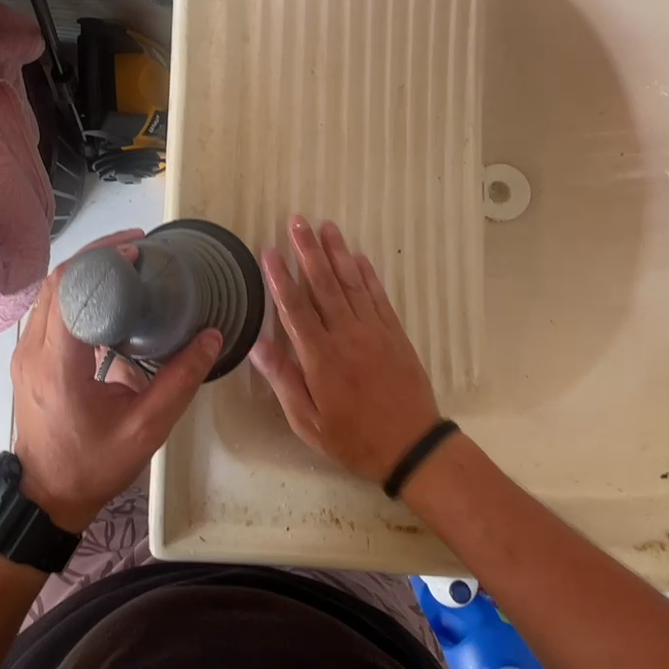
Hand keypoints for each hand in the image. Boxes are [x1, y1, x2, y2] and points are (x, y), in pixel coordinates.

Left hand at [11, 229, 222, 531]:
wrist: (46, 497)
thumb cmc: (94, 465)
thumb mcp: (146, 428)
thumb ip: (180, 380)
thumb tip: (211, 336)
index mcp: (58, 366)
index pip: (71, 292)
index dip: (102, 263)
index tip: (138, 253)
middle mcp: (33, 351)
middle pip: (56, 281)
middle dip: (95, 256)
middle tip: (136, 249)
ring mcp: (24, 353)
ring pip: (48, 292)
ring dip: (84, 271)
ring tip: (124, 263)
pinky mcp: (27, 358)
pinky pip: (47, 309)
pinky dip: (75, 291)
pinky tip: (107, 294)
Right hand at [250, 216, 440, 481]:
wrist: (411, 447)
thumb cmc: (352, 438)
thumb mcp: (308, 421)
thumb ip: (284, 380)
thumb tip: (257, 345)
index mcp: (320, 357)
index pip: (295, 307)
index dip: (280, 277)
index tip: (268, 251)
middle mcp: (346, 335)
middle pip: (323, 284)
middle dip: (308, 250)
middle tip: (297, 221)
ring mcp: (374, 331)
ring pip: (351, 283)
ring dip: (337, 252)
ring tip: (326, 226)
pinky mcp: (394, 334)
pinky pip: (378, 297)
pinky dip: (367, 274)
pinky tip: (358, 257)